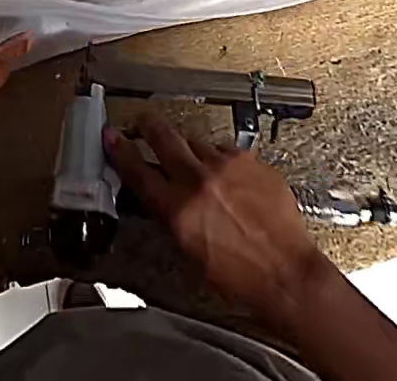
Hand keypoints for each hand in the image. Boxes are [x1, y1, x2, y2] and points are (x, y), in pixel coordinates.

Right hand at [104, 112, 336, 327]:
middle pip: (163, 137)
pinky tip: (227, 176)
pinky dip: (220, 158)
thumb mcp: (190, 251)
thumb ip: (173, 215)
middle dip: (148, 125)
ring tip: (199, 168)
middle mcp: (199, 181)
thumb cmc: (241, 275)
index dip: (120, 151)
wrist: (285, 271)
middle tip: (141, 121)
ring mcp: (225, 166)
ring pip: (196, 142)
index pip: (139, 172)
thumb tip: (162, 194)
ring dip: (191, 150)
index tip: (111, 137)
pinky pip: (224, 149)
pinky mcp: (248, 159)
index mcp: (178, 210)